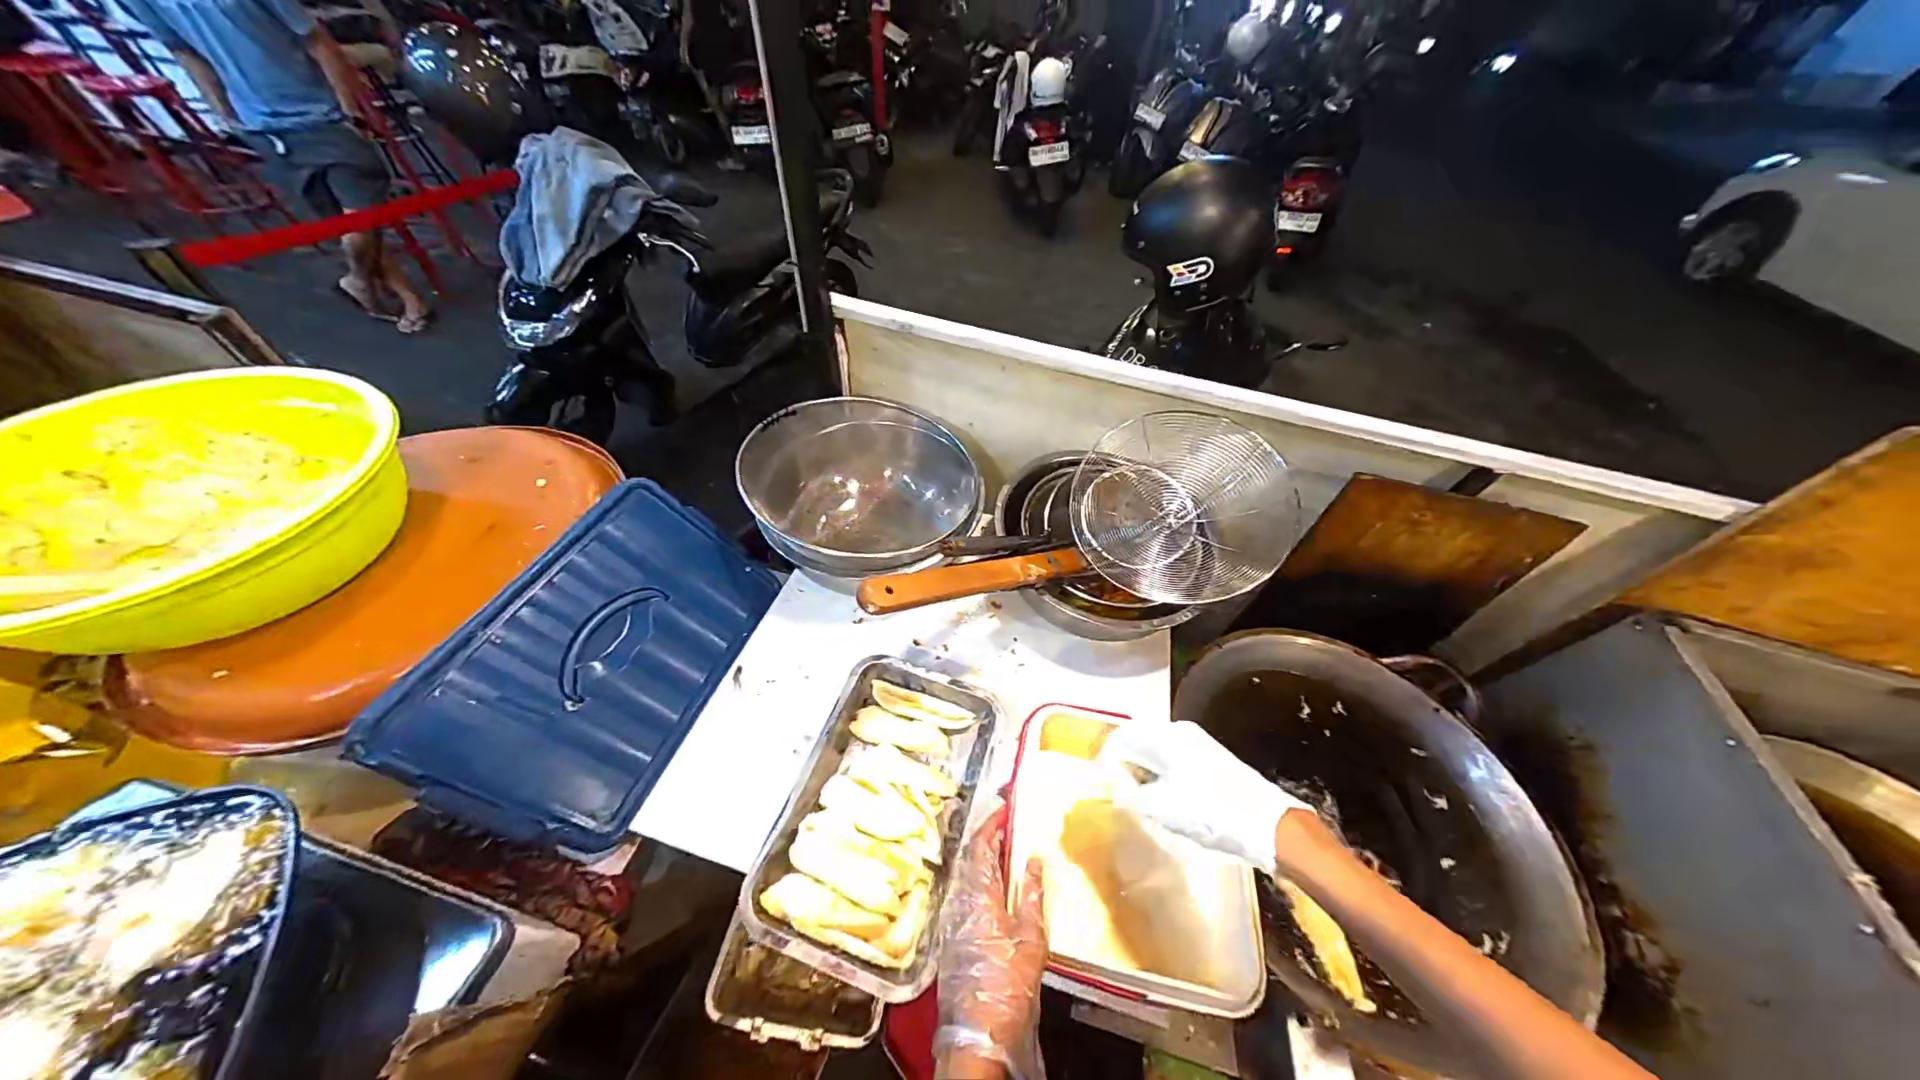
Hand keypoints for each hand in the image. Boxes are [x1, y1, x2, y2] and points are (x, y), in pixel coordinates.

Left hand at [934, 803, 1046, 1079]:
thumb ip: (1030, 895)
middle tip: (1007, 823)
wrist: (977, 1032)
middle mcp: (960, 901)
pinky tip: (997, 884)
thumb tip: (1032, 860)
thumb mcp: (1029, 938)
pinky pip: (968, 893)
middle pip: (972, 858)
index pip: (981, 847)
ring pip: (969, 875)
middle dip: (988, 837)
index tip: (1004, 807)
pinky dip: (983, 879)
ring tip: (1006, 847)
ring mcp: (954, 918)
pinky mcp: (955, 934)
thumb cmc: (1005, 985)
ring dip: (985, 857)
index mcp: (978, 895)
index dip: (992, 824)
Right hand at [1096, 720, 1311, 875]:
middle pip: (1138, 742)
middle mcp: (1180, 732)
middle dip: (1123, 767)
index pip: (1119, 739)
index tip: (1099, 786)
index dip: (1104, 762)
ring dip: (1143, 774)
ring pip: (1156, 753)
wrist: (1270, 826)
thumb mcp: (1161, 808)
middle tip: (1117, 795)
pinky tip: (1167, 802)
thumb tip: (1116, 791)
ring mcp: (1199, 744)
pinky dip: (1162, 777)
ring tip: (1140, 802)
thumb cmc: (1211, 812)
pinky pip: (1174, 761)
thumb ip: (1130, 796)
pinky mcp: (1213, 761)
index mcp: (1164, 736)